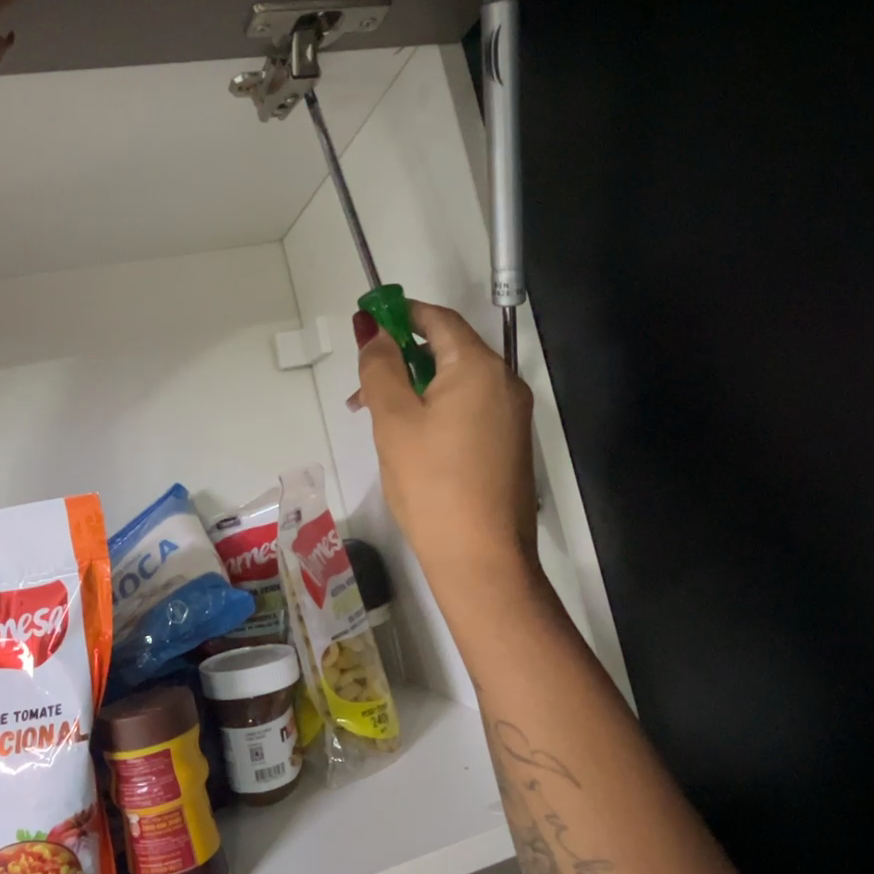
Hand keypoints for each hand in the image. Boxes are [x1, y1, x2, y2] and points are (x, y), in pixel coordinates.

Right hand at [355, 302, 537, 581]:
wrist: (482, 559)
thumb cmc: (431, 483)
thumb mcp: (393, 419)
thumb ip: (380, 366)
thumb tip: (374, 330)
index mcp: (478, 367)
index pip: (437, 319)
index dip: (398, 314)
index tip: (365, 322)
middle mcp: (504, 383)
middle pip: (448, 350)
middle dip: (402, 358)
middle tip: (362, 386)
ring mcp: (511, 417)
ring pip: (456, 383)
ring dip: (415, 388)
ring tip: (376, 418)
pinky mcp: (508, 446)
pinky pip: (468, 410)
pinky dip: (435, 411)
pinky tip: (409, 440)